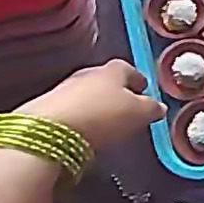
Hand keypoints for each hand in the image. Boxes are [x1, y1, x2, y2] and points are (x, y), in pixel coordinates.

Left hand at [16, 59, 166, 151]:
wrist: (48, 132)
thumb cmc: (102, 116)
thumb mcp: (139, 114)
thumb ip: (151, 109)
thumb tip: (159, 107)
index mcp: (112, 71)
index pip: (128, 69)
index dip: (137, 79)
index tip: (143, 89)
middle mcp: (86, 74)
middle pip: (104, 80)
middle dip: (115, 92)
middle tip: (125, 107)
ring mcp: (62, 90)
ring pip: (85, 94)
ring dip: (95, 105)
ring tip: (105, 123)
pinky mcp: (44, 110)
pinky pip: (68, 111)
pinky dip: (78, 118)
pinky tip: (82, 133)